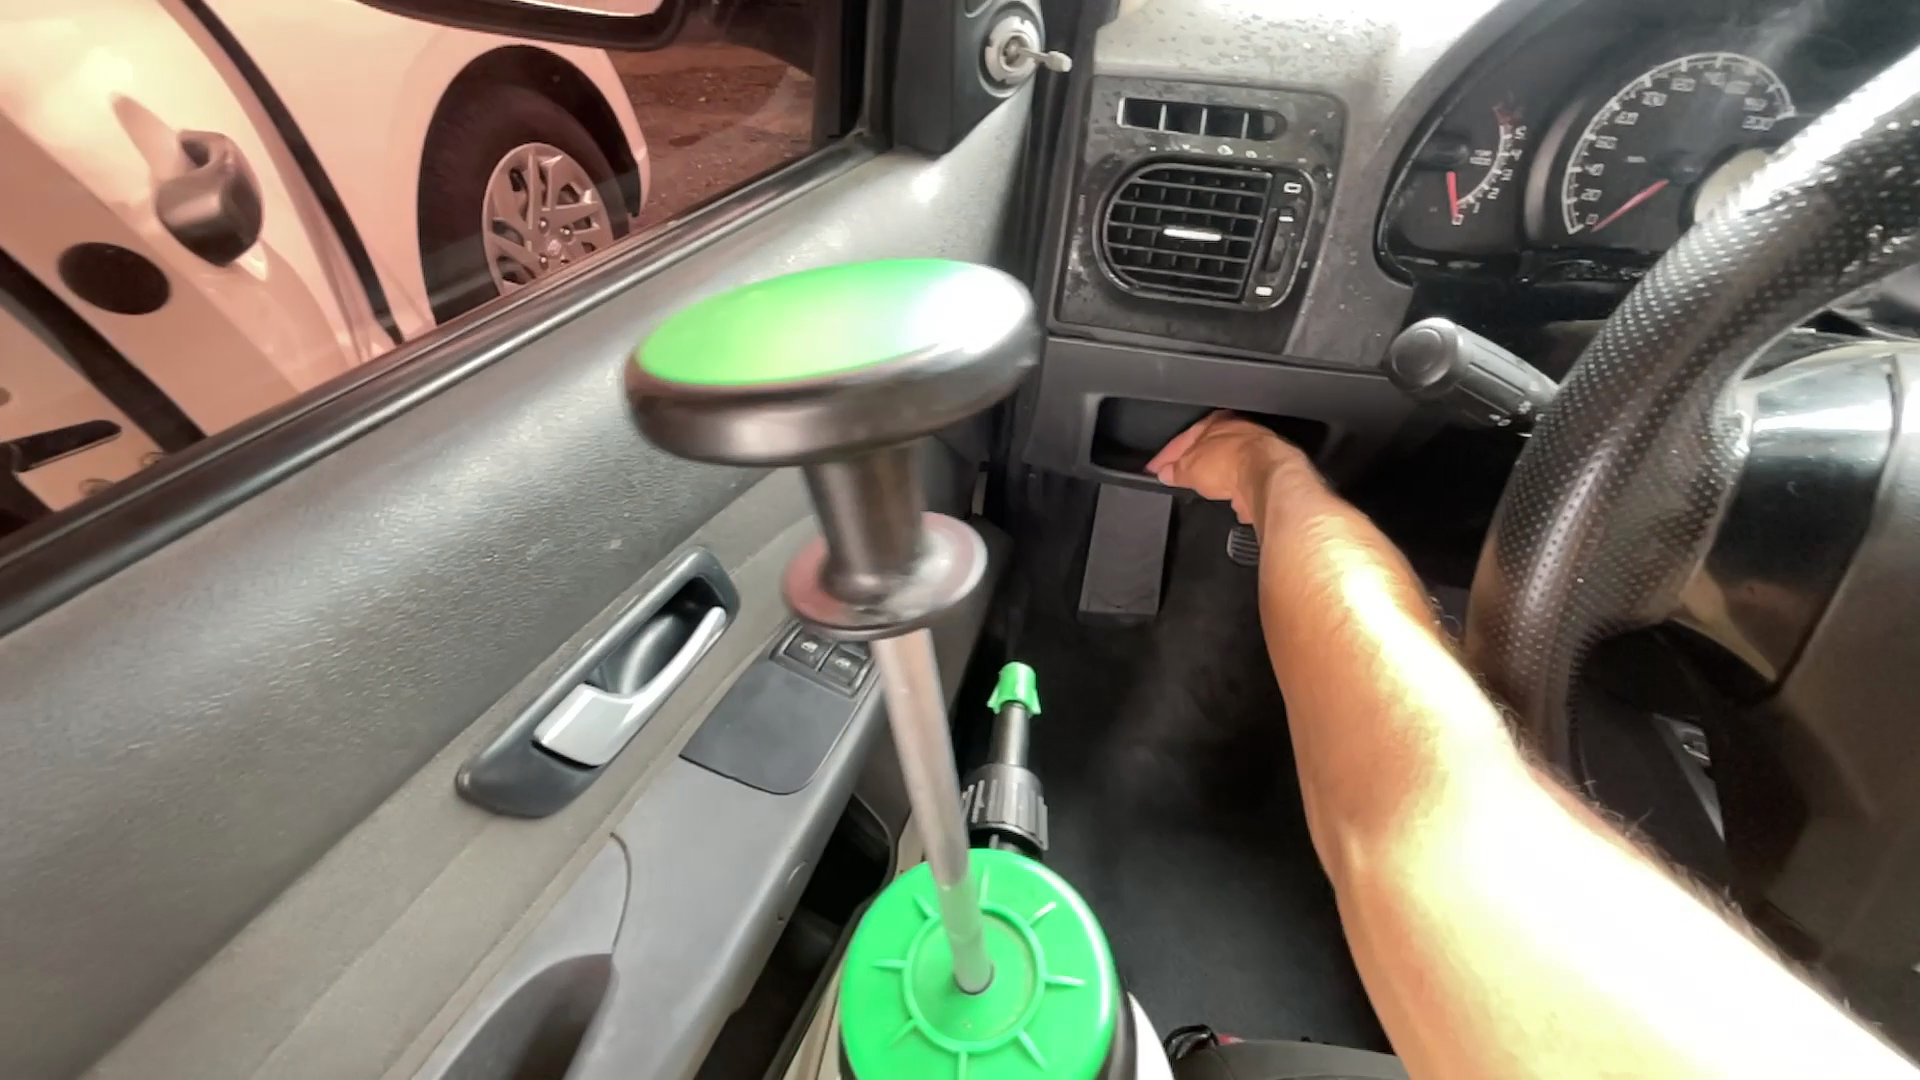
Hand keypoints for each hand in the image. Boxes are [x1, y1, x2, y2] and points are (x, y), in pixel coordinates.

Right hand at [1146, 411, 1316, 526]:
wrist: (1266, 476)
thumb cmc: (1232, 460)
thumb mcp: (1187, 469)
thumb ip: (1174, 471)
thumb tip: (1168, 474)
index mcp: (1213, 422)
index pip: (1183, 439)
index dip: (1166, 457)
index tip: (1156, 469)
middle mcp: (1237, 430)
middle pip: (1207, 448)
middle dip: (1192, 464)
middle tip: (1177, 478)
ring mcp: (1256, 450)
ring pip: (1228, 463)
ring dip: (1216, 477)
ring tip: (1205, 490)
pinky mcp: (1269, 470)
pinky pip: (1245, 480)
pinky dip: (1236, 488)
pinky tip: (1230, 498)